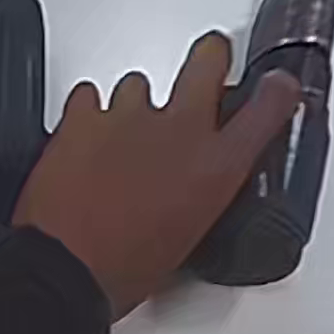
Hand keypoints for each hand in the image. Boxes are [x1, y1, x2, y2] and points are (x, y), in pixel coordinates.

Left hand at [12, 32, 301, 317]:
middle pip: (209, 57)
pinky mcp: (80, 119)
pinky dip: (83, 116)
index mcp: (217, 168)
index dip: (271, 92)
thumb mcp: (180, 244)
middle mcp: (180, 130)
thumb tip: (184, 196)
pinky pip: (86, 97)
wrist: (62, 276)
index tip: (267, 92)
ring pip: (138, 84)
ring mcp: (128, 117)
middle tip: (190, 89)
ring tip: (111, 149)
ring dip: (129, 110)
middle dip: (203, 65)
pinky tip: (79, 144)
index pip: (270, 103)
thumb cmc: (116, 275)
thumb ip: (194, 200)